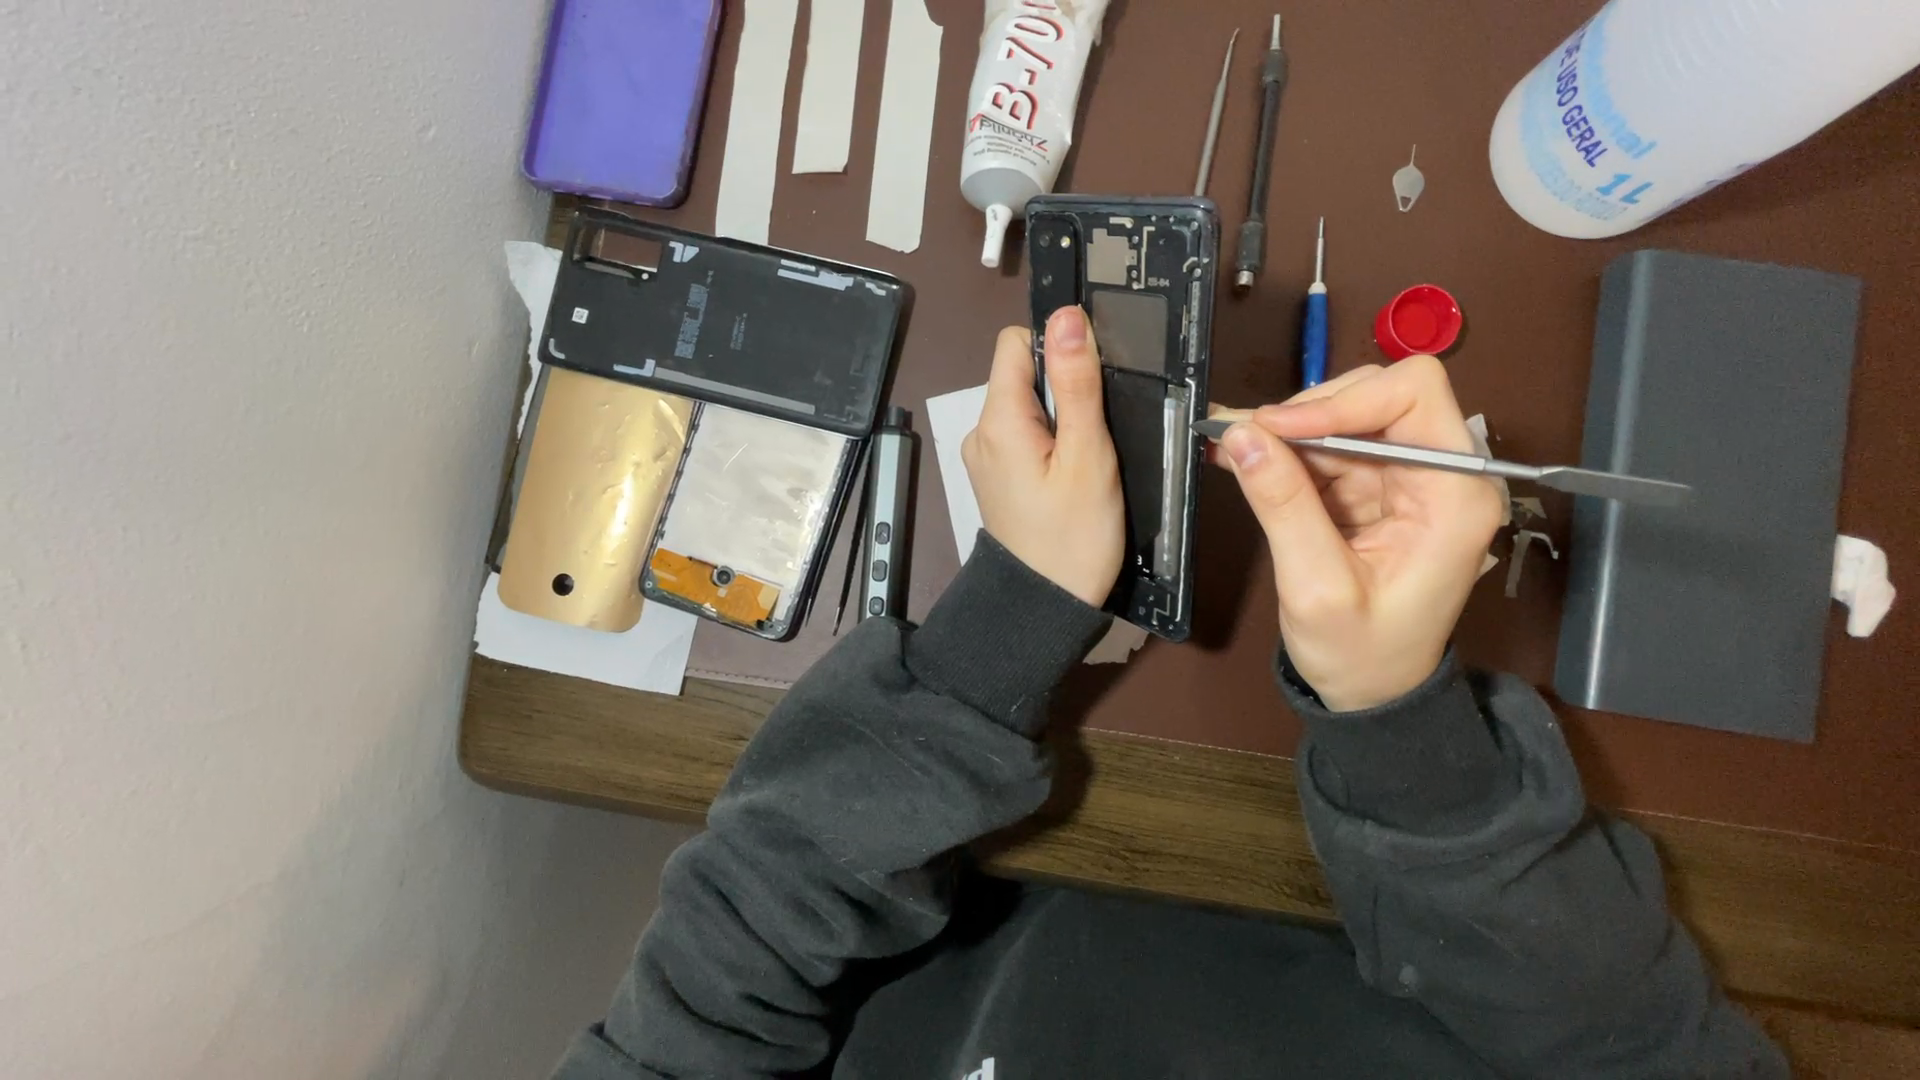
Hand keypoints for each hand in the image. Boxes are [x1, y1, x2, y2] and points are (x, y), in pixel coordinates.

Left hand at [962, 307, 1124, 606]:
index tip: (1091, 377)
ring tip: (1087, 454)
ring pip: (1025, 407)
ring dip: (1059, 417)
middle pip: (1021, 374)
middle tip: (1097, 427)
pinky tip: (1071, 471)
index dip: (1056, 346)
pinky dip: (1049, 441)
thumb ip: (1077, 384)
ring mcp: (984, 456)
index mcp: (997, 420)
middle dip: (1062, 386)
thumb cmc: (1073, 535)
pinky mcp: (996, 476)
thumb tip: (1066, 316)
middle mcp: (980, 432)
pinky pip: (1022, 436)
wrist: (1046, 602)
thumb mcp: (1087, 455)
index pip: (1015, 343)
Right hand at [1214, 357, 1503, 710]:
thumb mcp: (1316, 586)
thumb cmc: (1360, 653)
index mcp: (1453, 494)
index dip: (1341, 401)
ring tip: (1231, 445)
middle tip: (1244, 438)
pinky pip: (1325, 447)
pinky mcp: (1371, 489)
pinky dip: (1281, 448)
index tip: (1273, 429)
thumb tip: (1240, 436)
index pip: (1411, 396)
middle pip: (1376, 396)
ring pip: (1343, 417)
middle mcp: (1439, 472)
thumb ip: (1282, 505)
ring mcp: (1404, 478)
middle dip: (1307, 413)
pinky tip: (1241, 456)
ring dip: (1285, 430)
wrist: (1372, 691)